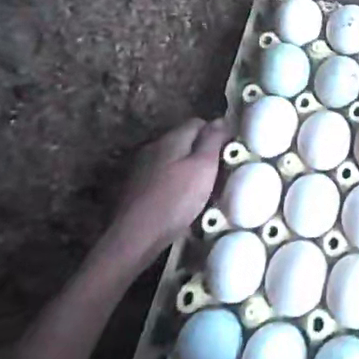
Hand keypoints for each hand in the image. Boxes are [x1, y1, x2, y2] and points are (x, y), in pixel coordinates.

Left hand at [107, 117, 230, 265]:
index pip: (198, 123)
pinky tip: (177, 205)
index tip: (225, 155)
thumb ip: (213, 140)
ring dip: (186, 171)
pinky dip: (172, 186)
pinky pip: (160, 179)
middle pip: (184, 142)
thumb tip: (220, 119)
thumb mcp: (203, 167)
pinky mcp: (133, 189)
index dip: (215, 135)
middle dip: (200, 155)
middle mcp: (153, 147)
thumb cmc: (174, 201)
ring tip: (199, 194)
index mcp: (171, 138)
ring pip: (172, 161)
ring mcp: (140, 168)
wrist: (133, 240)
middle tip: (215, 177)